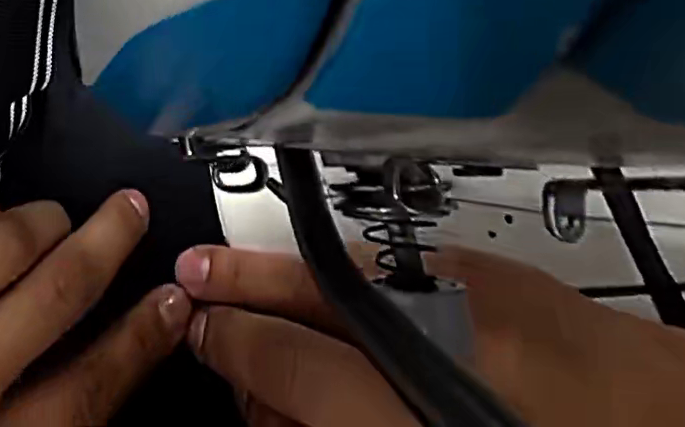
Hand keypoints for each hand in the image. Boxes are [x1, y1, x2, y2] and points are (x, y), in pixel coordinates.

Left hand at [0, 191, 190, 426]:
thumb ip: (23, 426)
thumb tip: (84, 369)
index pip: (88, 385)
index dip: (140, 337)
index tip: (174, 295)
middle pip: (56, 293)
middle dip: (106, 243)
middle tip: (132, 205)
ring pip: (2, 246)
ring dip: (42, 221)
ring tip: (57, 216)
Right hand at [174, 244, 684, 426]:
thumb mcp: (450, 425)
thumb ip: (360, 411)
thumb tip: (287, 405)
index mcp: (427, 394)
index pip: (303, 362)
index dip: (239, 341)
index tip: (191, 322)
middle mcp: (444, 330)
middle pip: (316, 297)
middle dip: (245, 285)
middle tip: (191, 274)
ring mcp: (470, 292)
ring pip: (350, 276)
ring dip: (292, 280)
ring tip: (242, 285)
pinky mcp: (493, 275)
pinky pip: (396, 273)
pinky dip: (350, 282)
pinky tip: (332, 290)